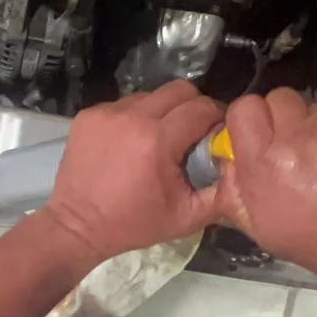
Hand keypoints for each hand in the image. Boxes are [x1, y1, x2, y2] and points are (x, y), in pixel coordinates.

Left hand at [42, 80, 224, 261]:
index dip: (216, 119)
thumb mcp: (185, 218)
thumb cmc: (132, 224)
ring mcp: (106, 113)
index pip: (202, 107)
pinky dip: (134, 118)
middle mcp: (132, 117)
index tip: (214, 135)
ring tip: (158, 141)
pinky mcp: (88, 114)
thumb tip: (240, 166)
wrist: (76, 226)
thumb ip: (220, 192)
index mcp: (158, 140)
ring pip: (151, 95)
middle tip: (190, 134)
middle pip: (180, 90)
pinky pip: (124, 104)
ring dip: (162, 112)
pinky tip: (131, 144)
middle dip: (192, 108)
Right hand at [219, 88, 316, 306]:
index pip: (243, 108)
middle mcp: (298, 135)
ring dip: (313, 128)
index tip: (256, 138)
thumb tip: (224, 164)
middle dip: (279, 118)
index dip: (247, 120)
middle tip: (290, 147)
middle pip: (277, 98)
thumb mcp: (259, 228)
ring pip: (314, 108)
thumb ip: (232, 191)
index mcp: (265, 162)